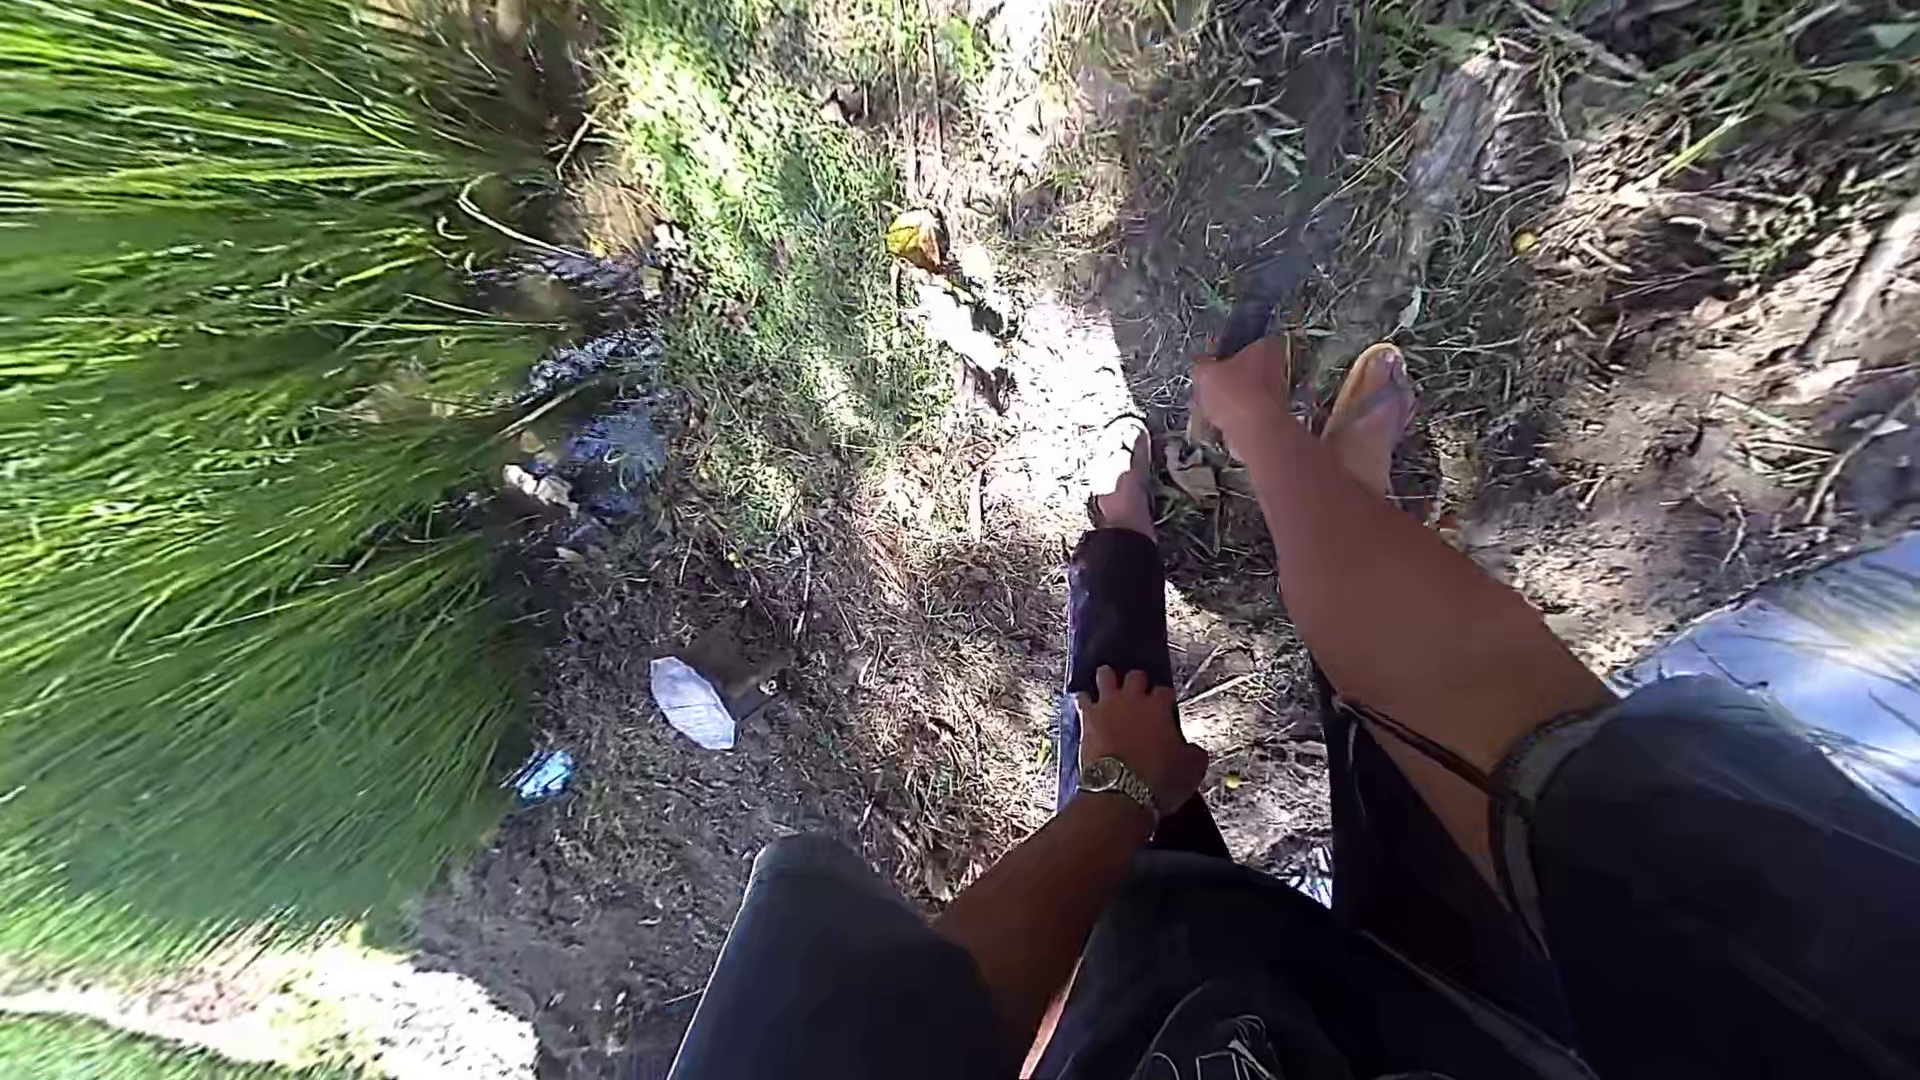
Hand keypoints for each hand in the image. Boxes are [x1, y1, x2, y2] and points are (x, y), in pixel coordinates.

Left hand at [1074, 667, 1208, 810]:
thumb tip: (1193, 749)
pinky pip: (1082, 698)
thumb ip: (1194, 752)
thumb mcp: (1192, 769)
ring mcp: (1107, 705)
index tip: (1166, 705)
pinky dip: (1084, 699)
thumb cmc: (1159, 780)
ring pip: (1105, 676)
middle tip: (1139, 691)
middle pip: (1135, 676)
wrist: (1120, 791)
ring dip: (1108, 678)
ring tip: (1109, 681)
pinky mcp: (1087, 717)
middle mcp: (1132, 699)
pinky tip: (1085, 701)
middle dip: (1138, 681)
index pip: (1164, 691)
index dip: (1166, 697)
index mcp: (1158, 707)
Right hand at [1192, 335, 1291, 446]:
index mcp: (1263, 346)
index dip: (1218, 356)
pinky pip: (1241, 408)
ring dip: (1221, 399)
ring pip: (1238, 390)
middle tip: (1204, 388)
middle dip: (1218, 381)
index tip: (1206, 366)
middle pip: (1237, 369)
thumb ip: (1201, 367)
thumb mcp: (1205, 374)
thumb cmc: (1235, 393)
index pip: (1237, 344)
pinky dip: (1229, 413)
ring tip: (1207, 407)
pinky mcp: (1267, 411)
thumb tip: (1200, 368)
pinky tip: (1217, 419)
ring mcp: (1273, 389)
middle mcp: (1274, 364)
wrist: (1254, 428)